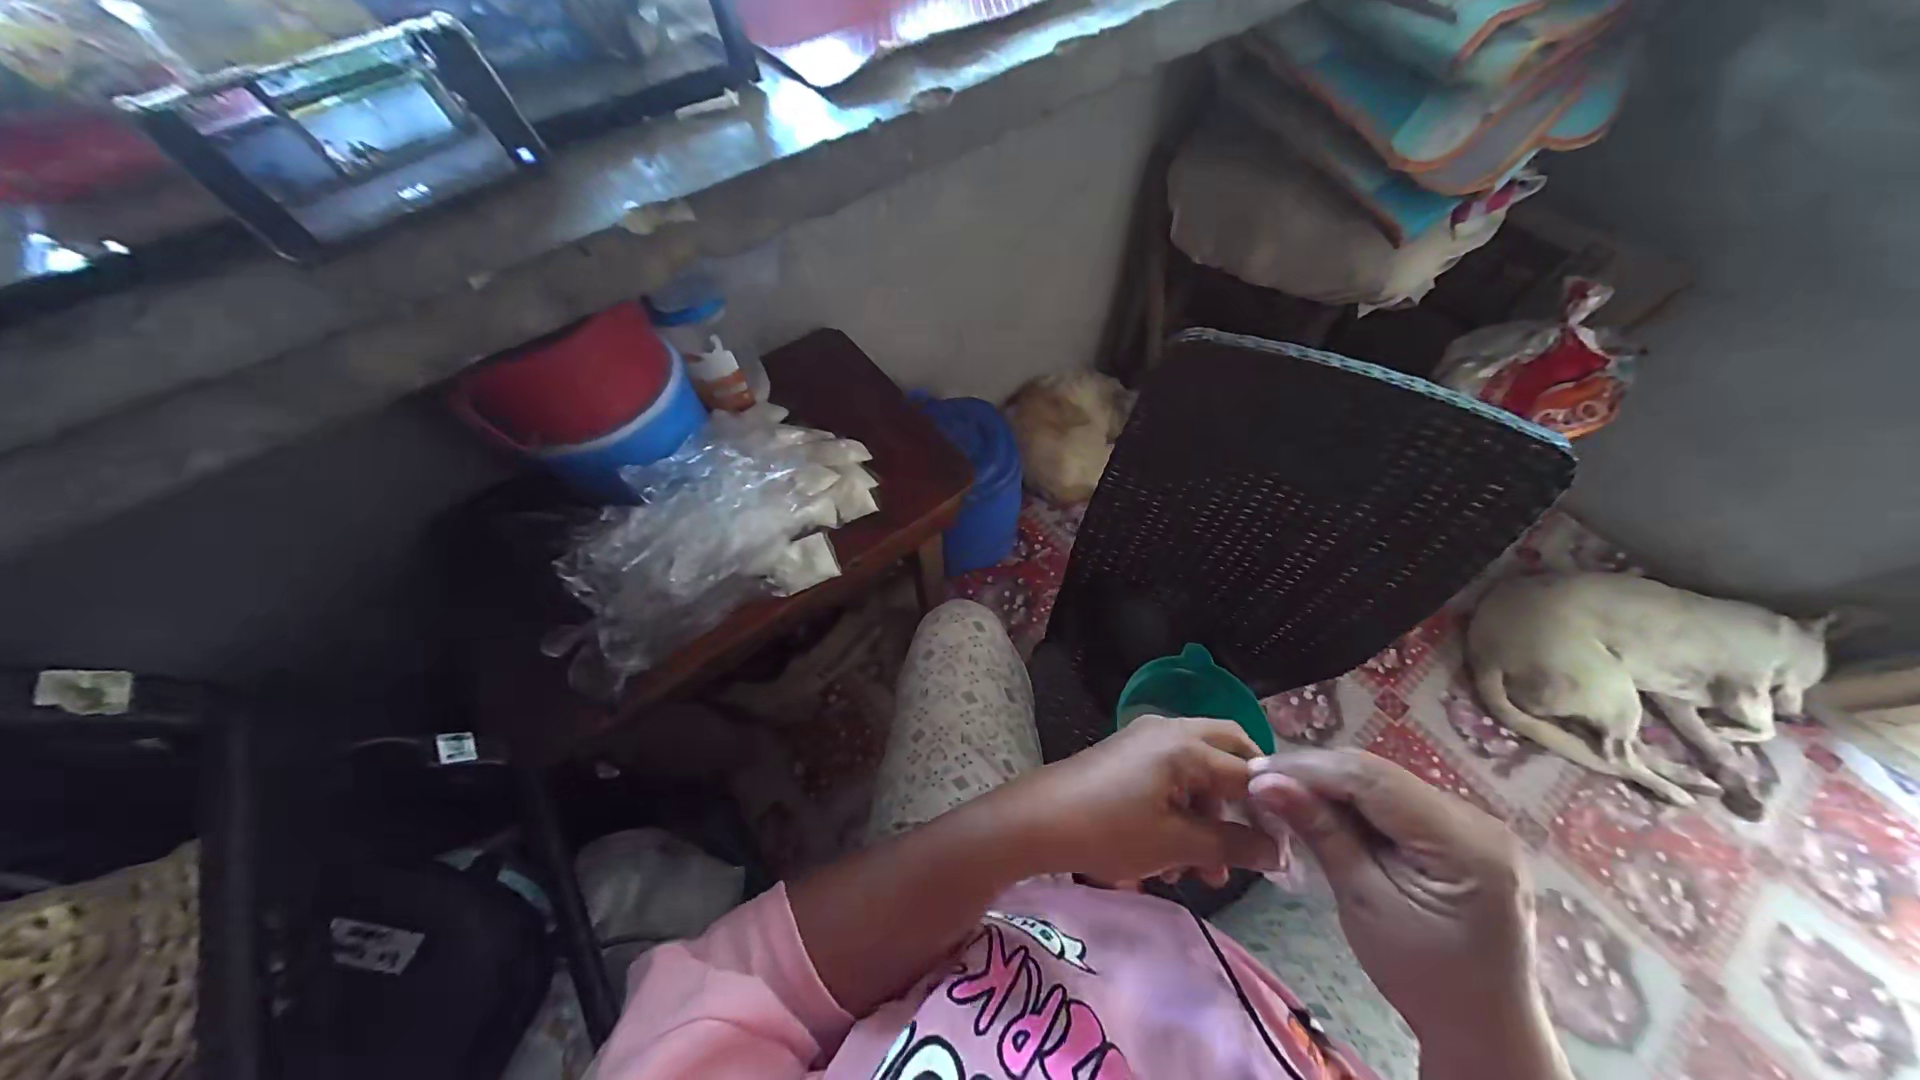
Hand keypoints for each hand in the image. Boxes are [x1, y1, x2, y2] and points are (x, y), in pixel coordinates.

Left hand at [991, 715, 1280, 887]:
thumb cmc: (1110, 829)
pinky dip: (1180, 811)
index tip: (1280, 853)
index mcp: (1186, 744)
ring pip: (1196, 772)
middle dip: (1240, 803)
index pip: (1249, 771)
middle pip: (1226, 755)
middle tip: (1247, 845)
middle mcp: (1168, 730)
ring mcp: (1143, 740)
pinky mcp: (1124, 756)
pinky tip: (1171, 858)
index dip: (1270, 812)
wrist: (1036, 821)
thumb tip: (1278, 853)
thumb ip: (1233, 845)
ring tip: (1203, 874)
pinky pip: (1168, 777)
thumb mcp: (1176, 844)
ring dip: (1207, 819)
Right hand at [1247, 750, 1568, 1079]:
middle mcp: (1477, 818)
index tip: (1253, 773)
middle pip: (1376, 773)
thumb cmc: (1423, 976)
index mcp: (1466, 844)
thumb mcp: (1363, 902)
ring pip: (1380, 778)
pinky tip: (1318, 807)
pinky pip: (1391, 796)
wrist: (1483, 1026)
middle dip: (1314, 772)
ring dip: (1327, 782)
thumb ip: (1320, 832)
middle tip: (1259, 783)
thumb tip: (1265, 782)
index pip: (1372, 779)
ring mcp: (1470, 820)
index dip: (1309, 768)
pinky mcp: (1457, 827)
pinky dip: (1349, 798)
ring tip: (1280, 793)